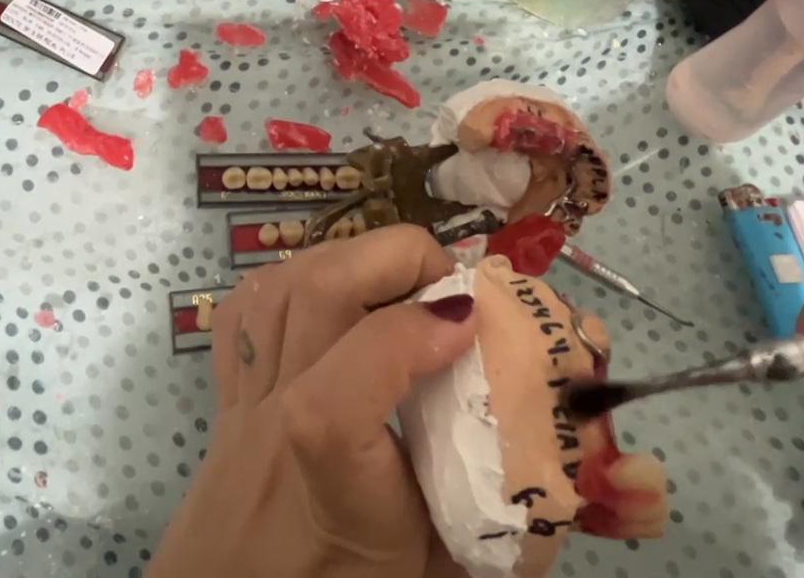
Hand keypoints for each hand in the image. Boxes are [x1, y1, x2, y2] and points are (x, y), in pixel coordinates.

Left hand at [151, 226, 475, 577]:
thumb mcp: (445, 559)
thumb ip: (507, 508)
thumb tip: (575, 435)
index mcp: (334, 493)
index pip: (335, 407)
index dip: (404, 338)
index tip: (469, 321)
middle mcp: (274, 431)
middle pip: (310, 299)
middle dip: (393, 259)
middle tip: (449, 285)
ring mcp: (243, 400)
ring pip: (279, 287)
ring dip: (352, 257)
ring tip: (400, 277)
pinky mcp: (227, 387)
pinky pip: (244, 308)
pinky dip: (292, 277)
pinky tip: (328, 290)